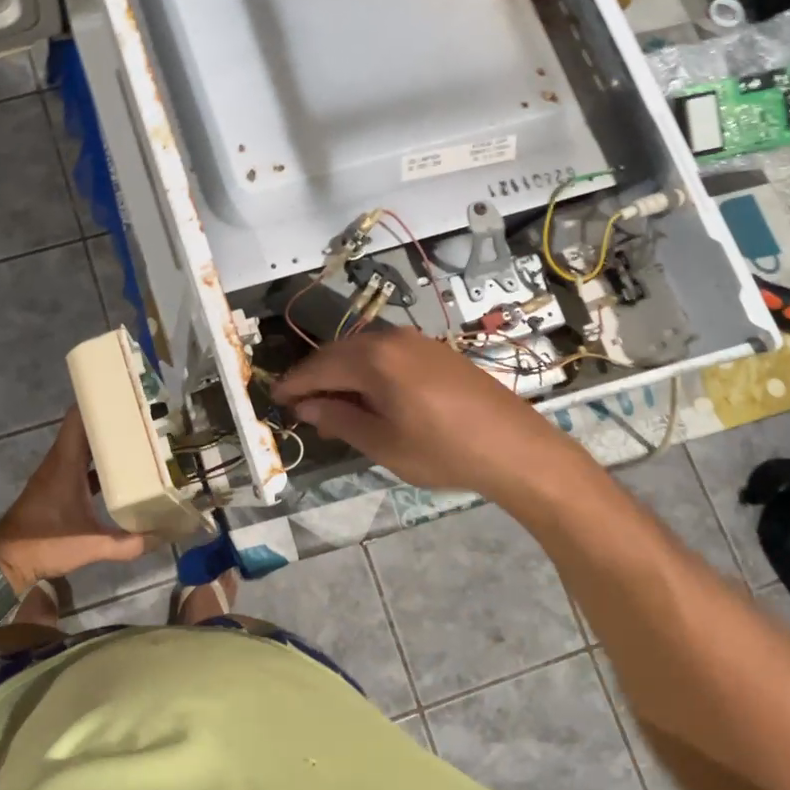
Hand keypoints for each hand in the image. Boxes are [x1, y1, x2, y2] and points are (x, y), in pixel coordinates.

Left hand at [0, 409, 154, 593]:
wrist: (7, 562)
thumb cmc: (45, 544)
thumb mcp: (91, 546)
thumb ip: (128, 543)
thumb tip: (163, 536)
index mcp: (66, 463)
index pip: (78, 417)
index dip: (99, 401)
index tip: (126, 395)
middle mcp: (60, 461)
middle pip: (85, 428)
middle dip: (112, 420)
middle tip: (144, 417)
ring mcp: (57, 473)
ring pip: (84, 446)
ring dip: (106, 441)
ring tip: (138, 439)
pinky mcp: (57, 487)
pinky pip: (81, 464)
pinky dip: (98, 463)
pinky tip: (121, 472)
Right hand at [271, 327, 592, 495]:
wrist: (515, 448)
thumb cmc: (442, 451)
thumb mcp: (382, 443)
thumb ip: (339, 419)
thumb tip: (306, 406)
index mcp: (373, 359)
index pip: (318, 367)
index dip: (293, 384)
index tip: (274, 398)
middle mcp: (391, 339)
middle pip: (338, 353)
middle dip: (316, 378)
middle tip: (302, 409)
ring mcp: (416, 341)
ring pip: (362, 352)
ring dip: (342, 375)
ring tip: (334, 409)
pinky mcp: (435, 350)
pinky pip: (386, 354)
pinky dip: (368, 372)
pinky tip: (370, 398)